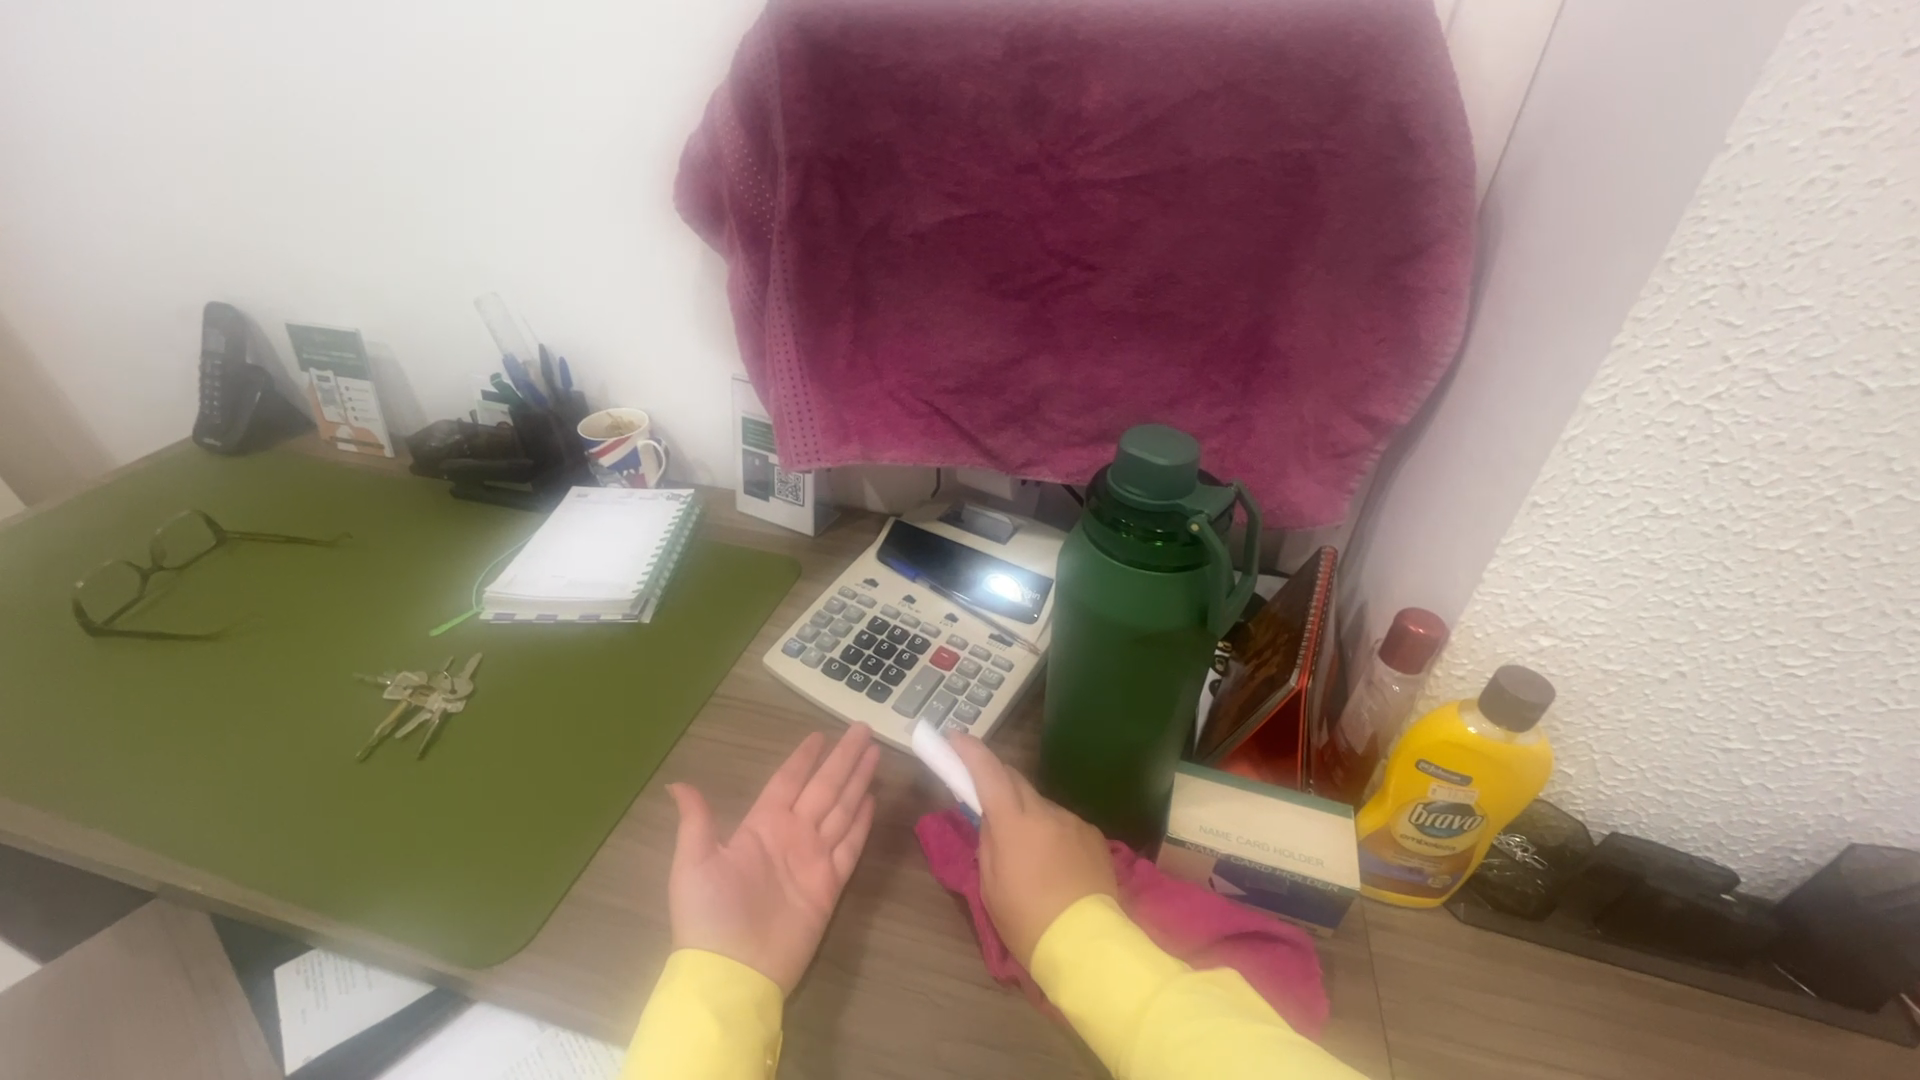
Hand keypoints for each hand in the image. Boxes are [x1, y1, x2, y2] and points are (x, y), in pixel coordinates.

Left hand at [665, 724, 880, 994]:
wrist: (733, 971)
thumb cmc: (709, 915)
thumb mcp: (693, 863)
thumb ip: (697, 821)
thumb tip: (679, 783)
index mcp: (761, 825)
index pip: (787, 781)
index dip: (804, 758)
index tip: (819, 734)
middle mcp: (791, 835)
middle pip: (823, 787)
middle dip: (842, 759)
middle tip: (861, 729)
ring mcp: (813, 858)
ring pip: (841, 809)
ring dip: (857, 781)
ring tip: (873, 754)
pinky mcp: (830, 884)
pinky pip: (850, 845)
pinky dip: (861, 822)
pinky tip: (871, 799)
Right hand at [950, 734, 1116, 966]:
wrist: (1088, 947)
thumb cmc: (1028, 923)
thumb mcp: (990, 886)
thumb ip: (989, 842)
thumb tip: (991, 819)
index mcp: (1014, 823)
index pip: (988, 773)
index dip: (969, 751)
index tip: (954, 737)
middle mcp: (1045, 812)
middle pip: (1015, 780)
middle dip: (995, 779)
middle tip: (981, 792)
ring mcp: (1073, 822)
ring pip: (1040, 805)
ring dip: (1026, 813)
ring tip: (1024, 851)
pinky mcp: (1093, 837)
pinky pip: (1063, 825)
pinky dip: (1051, 833)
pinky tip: (1053, 864)